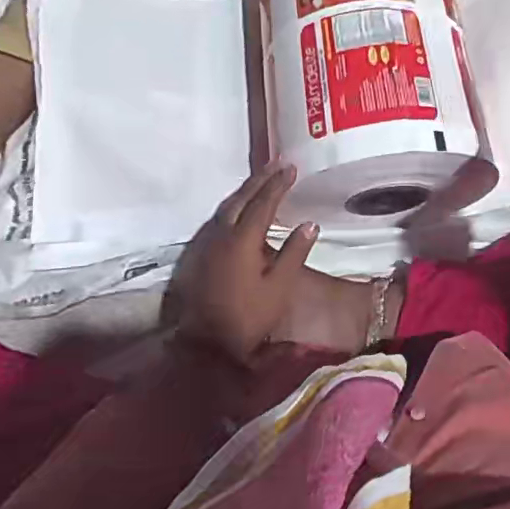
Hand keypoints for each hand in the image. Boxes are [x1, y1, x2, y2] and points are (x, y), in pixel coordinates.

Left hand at [163, 164, 319, 363]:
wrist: (205, 344)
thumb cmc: (247, 317)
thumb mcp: (279, 288)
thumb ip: (294, 253)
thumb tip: (309, 224)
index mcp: (243, 240)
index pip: (264, 204)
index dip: (278, 184)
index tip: (292, 168)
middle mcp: (221, 234)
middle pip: (241, 198)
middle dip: (260, 179)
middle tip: (277, 163)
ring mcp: (206, 244)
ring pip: (226, 207)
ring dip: (245, 190)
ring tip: (260, 179)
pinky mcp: (199, 254)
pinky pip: (218, 219)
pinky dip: (233, 206)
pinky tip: (239, 208)